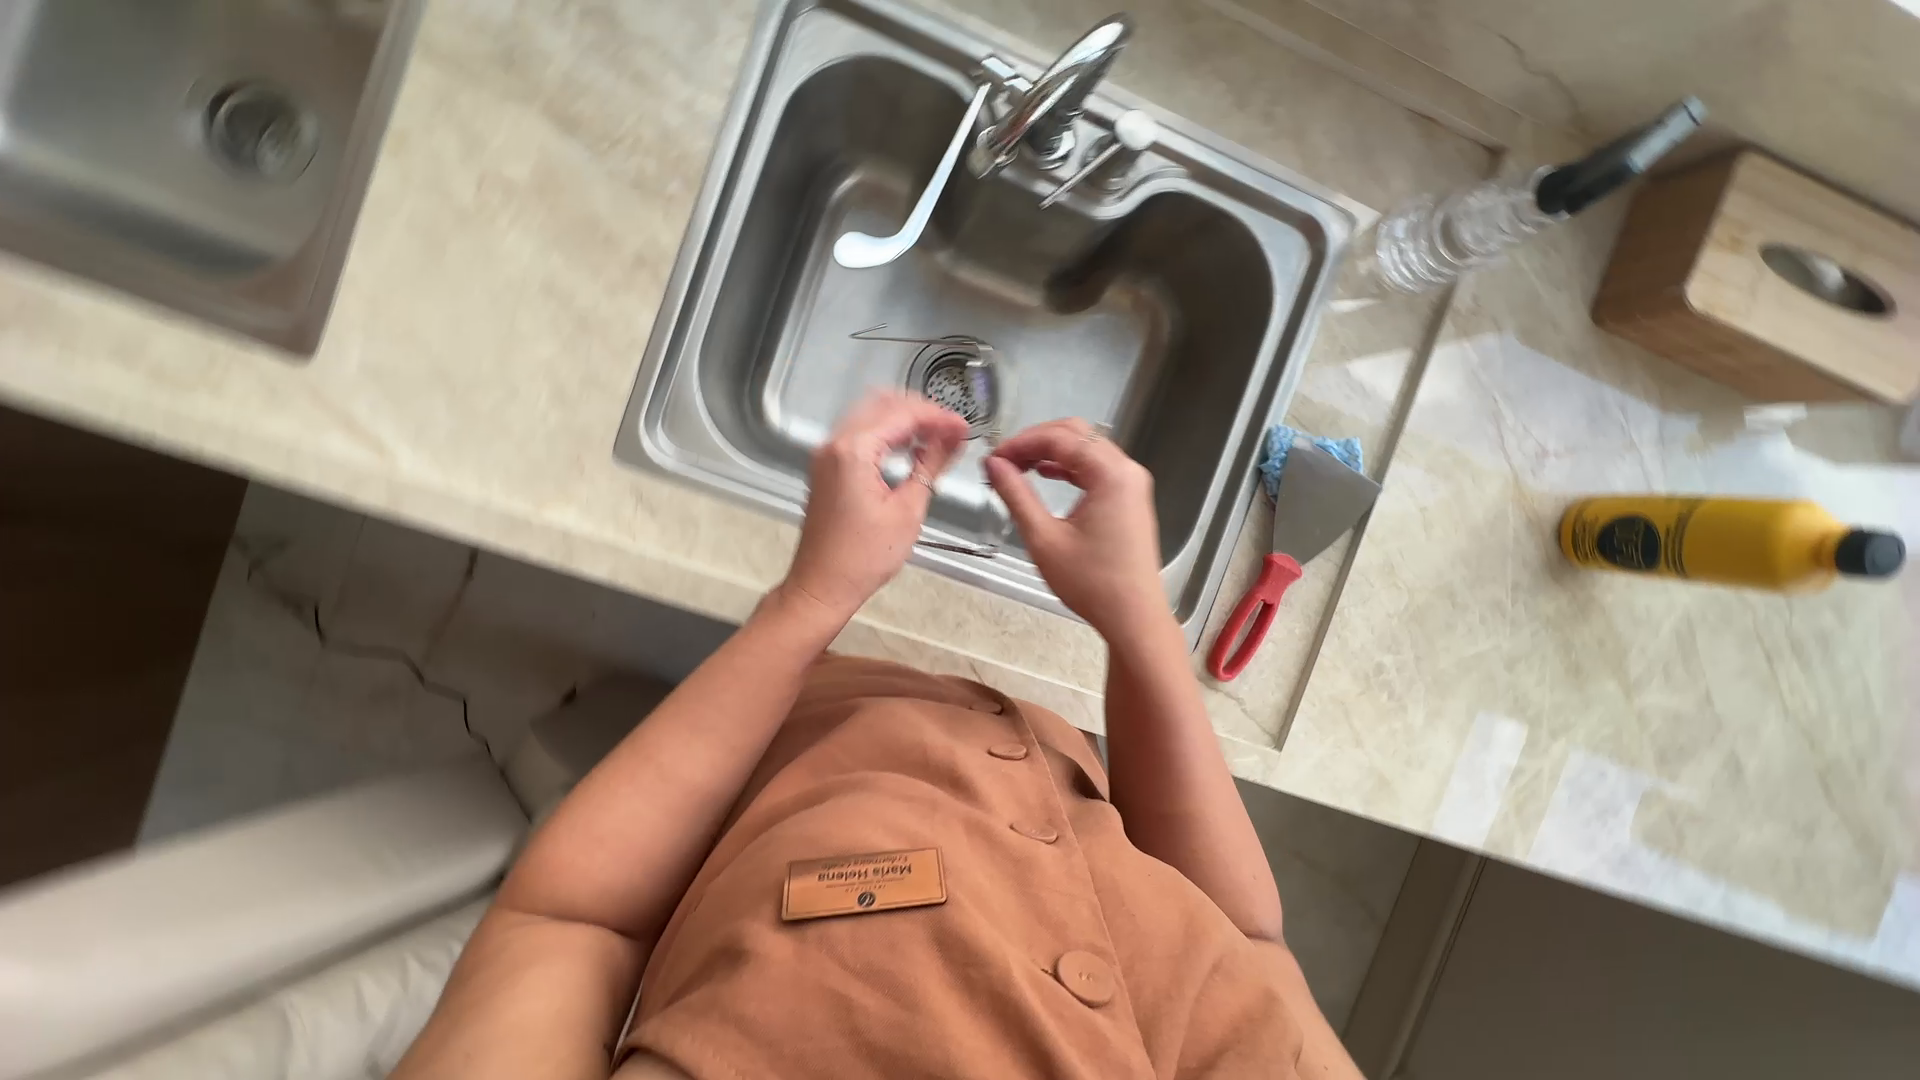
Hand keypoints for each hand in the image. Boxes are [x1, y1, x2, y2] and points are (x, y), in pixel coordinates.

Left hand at [781, 391, 970, 622]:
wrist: (822, 586)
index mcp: (853, 451)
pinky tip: (909, 450)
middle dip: (920, 411)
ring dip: (903, 420)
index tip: (963, 427)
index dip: (938, 417)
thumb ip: (931, 464)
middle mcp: (834, 444)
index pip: (903, 415)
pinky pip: (858, 435)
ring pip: (869, 416)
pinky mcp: (826, 468)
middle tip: (951, 429)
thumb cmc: (863, 558)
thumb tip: (953, 437)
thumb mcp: (908, 509)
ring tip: (936, 438)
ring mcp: (826, 455)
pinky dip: (885, 434)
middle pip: (883, 405)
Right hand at [985, 418, 1168, 637]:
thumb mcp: (1044, 538)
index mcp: (1110, 474)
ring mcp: (1132, 483)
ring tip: (1018, 467)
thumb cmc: (1090, 582)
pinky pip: (1098, 467)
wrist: (1133, 617)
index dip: (1021, 443)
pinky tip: (1046, 474)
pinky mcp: (1131, 498)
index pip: (1059, 439)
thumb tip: (993, 464)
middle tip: (1004, 460)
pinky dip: (1070, 466)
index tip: (993, 459)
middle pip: (1077, 434)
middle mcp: (1127, 470)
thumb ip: (1016, 495)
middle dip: (1037, 441)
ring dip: (1052, 451)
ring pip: (1088, 448)